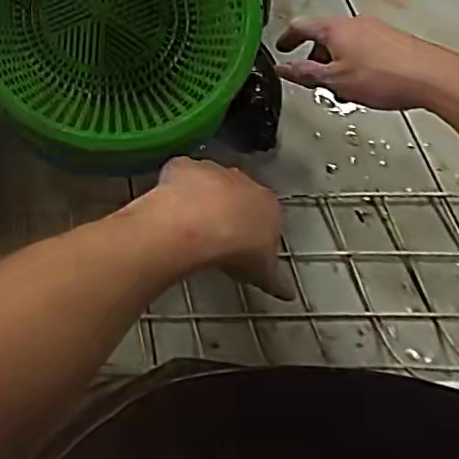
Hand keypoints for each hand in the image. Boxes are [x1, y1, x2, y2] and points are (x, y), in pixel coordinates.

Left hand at [130, 157, 293, 299]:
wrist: (200, 224)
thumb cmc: (238, 249)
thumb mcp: (263, 274)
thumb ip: (276, 280)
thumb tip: (287, 293)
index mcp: (268, 205)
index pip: (267, 215)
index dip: (255, 231)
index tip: (245, 247)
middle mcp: (242, 179)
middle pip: (238, 193)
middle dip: (229, 209)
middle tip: (217, 234)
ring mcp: (211, 169)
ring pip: (208, 180)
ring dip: (202, 196)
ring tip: (190, 224)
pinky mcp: (182, 165)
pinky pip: (181, 173)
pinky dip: (176, 185)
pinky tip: (171, 204)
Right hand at [274, 14, 458, 115]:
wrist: (436, 79)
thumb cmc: (386, 77)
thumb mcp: (334, 81)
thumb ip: (304, 74)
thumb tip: (283, 69)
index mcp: (334, 28)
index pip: (300, 26)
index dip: (287, 38)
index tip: (282, 47)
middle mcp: (355, 23)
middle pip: (324, 35)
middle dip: (316, 56)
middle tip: (314, 76)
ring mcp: (378, 30)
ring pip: (347, 43)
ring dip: (338, 61)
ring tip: (344, 87)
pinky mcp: (396, 42)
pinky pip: (367, 48)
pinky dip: (358, 62)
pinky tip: (368, 84)